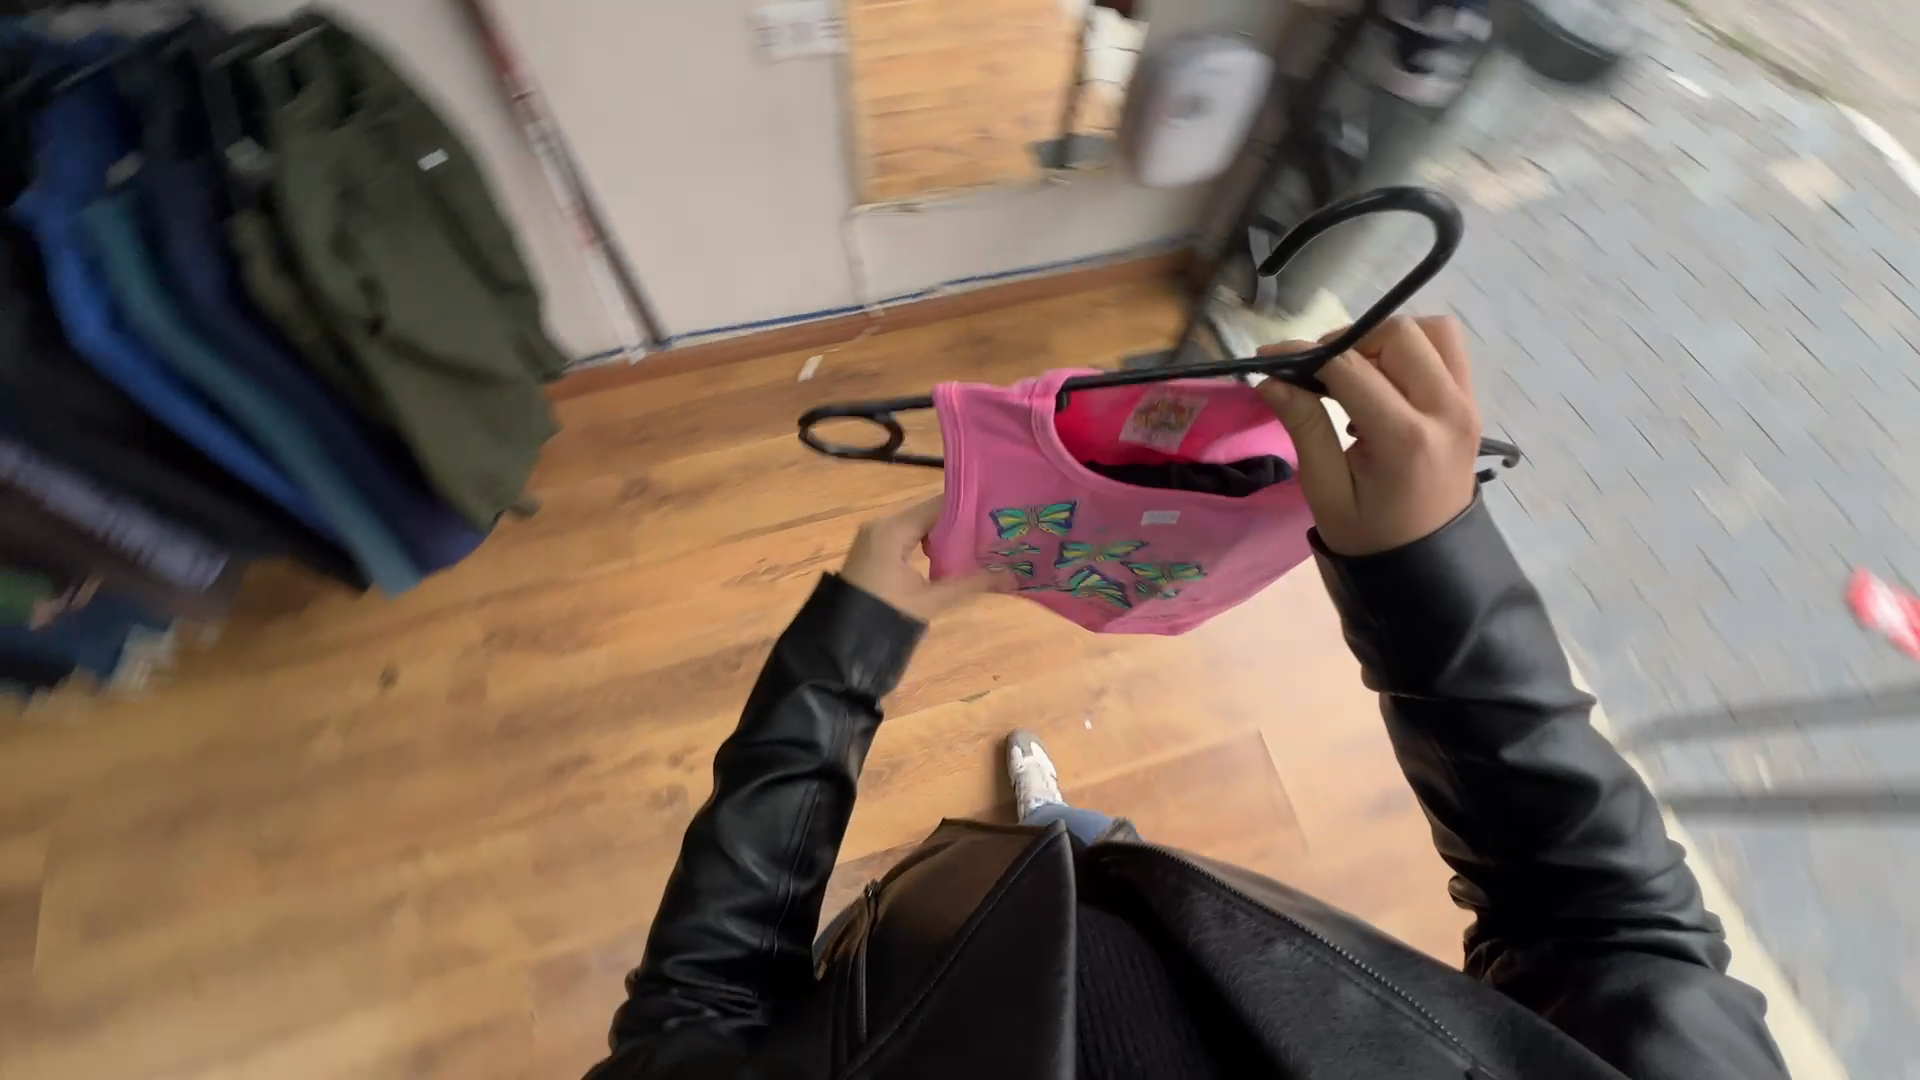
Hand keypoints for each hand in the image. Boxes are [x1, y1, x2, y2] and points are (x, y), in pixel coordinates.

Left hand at [840, 496, 999, 620]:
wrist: (841, 643)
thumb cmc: (885, 617)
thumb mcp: (931, 600)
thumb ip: (971, 583)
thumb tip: (1013, 578)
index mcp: (893, 530)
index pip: (939, 507)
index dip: (970, 510)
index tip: (997, 516)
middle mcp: (882, 525)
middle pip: (930, 515)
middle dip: (962, 524)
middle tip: (994, 532)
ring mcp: (874, 537)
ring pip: (919, 527)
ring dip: (946, 536)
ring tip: (980, 546)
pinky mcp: (873, 551)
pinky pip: (907, 538)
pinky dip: (929, 545)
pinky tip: (951, 558)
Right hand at [1256, 315, 1481, 556]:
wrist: (1424, 560)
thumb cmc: (1366, 532)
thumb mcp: (1324, 488)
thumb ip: (1304, 427)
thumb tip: (1271, 381)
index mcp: (1404, 438)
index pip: (1350, 369)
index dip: (1304, 355)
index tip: (1270, 357)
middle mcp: (1446, 410)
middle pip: (1399, 334)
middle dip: (1348, 341)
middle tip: (1317, 371)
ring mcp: (1467, 404)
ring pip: (1431, 331)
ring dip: (1384, 340)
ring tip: (1353, 372)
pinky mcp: (1471, 403)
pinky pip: (1446, 350)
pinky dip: (1410, 351)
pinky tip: (1381, 382)